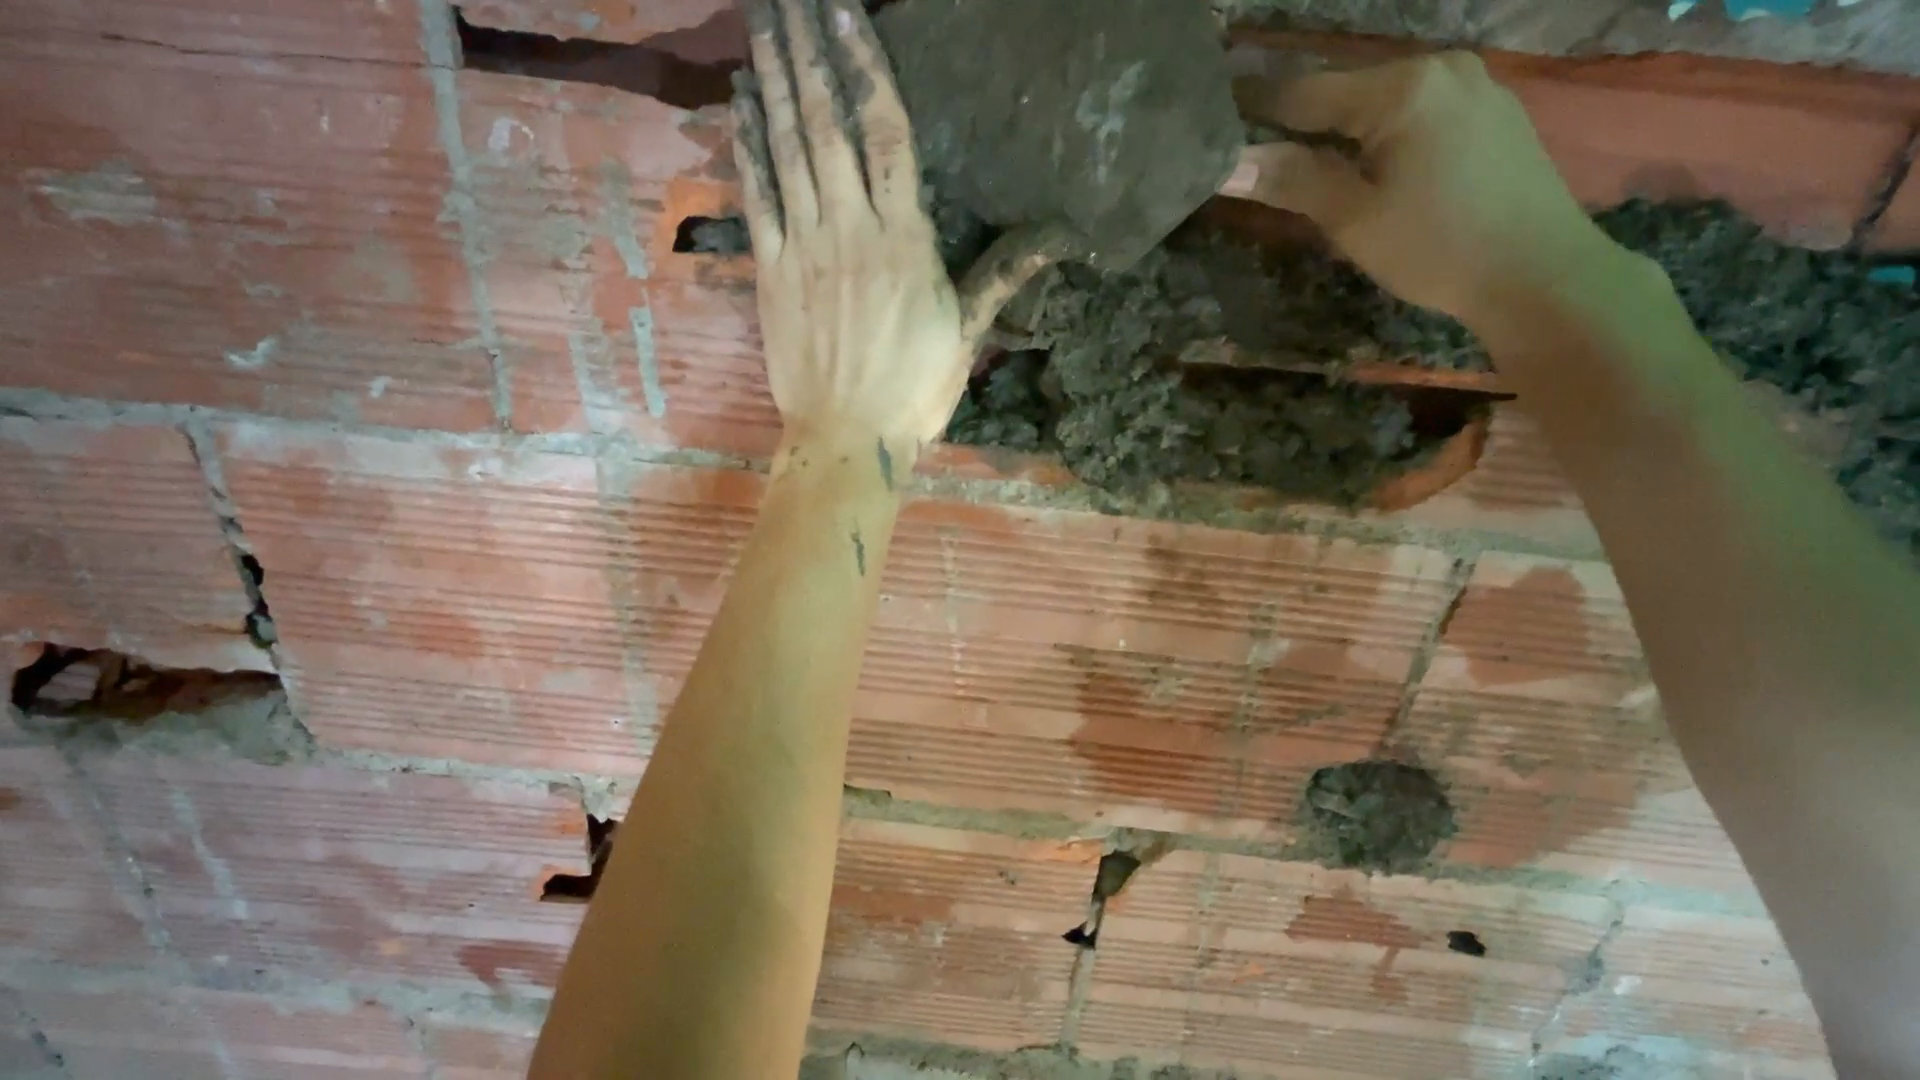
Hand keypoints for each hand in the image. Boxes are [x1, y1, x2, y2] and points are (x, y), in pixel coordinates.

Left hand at [735, 0, 1058, 461]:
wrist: (848, 438)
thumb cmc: (915, 390)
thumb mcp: (968, 333)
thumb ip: (1003, 274)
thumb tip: (1061, 237)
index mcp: (905, 238)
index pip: (886, 132)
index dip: (866, 65)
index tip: (846, 11)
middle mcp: (849, 227)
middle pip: (827, 122)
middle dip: (808, 50)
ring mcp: (803, 245)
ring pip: (786, 148)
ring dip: (774, 78)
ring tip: (763, 21)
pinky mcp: (769, 270)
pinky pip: (754, 194)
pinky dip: (746, 144)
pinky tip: (741, 100)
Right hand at [1225, 53, 1610, 332]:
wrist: (1542, 275)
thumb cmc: (1437, 247)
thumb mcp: (1353, 219)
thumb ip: (1292, 181)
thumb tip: (1229, 163)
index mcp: (1402, 87)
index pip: (1306, 92)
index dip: (1257, 110)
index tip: (1218, 125)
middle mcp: (1442, 68)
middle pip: (1348, 91)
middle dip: (1304, 123)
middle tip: (1263, 155)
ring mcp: (1478, 87)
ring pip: (1388, 103)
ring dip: (1347, 131)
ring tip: (1315, 166)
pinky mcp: (1497, 115)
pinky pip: (1424, 113)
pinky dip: (1389, 135)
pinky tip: (1379, 169)